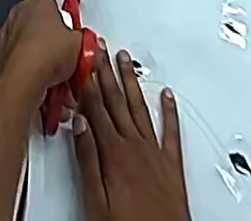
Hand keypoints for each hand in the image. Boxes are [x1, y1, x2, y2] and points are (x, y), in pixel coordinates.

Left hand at [0, 0, 82, 93]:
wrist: (23, 78)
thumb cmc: (45, 53)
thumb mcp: (81, 45)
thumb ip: (84, 40)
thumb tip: (87, 45)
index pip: (56, 4)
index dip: (68, 21)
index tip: (75, 34)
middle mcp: (21, 11)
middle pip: (44, 24)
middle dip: (56, 41)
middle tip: (69, 56)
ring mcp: (10, 31)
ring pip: (33, 43)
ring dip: (45, 57)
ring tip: (59, 74)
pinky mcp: (3, 52)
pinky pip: (23, 58)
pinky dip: (33, 68)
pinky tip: (46, 81)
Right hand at [74, 49, 189, 220]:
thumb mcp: (95, 201)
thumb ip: (87, 159)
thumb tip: (78, 124)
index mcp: (114, 153)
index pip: (96, 107)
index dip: (88, 81)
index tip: (82, 60)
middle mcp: (135, 147)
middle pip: (116, 100)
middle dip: (107, 71)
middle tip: (101, 48)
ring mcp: (155, 154)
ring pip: (139, 108)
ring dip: (130, 81)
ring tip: (125, 59)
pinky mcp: (172, 167)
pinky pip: (171, 132)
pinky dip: (169, 111)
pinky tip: (167, 95)